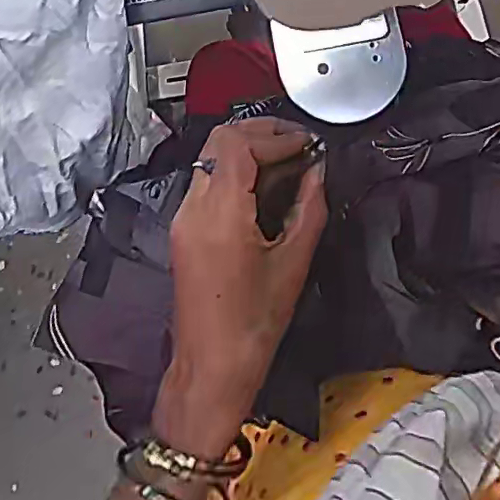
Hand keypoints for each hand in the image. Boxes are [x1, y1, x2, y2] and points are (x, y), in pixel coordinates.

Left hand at [154, 118, 326, 458]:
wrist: (212, 366)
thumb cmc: (253, 324)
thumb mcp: (293, 263)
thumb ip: (309, 208)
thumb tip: (317, 172)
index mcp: (219, 214)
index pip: (237, 144)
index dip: (275, 136)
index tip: (305, 144)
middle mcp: (192, 209)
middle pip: (217, 141)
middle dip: (259, 132)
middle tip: (296, 142)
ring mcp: (182, 218)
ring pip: (209, 158)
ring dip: (246, 149)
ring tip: (285, 159)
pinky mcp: (182, 229)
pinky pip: (206, 181)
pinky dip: (234, 171)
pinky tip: (263, 184)